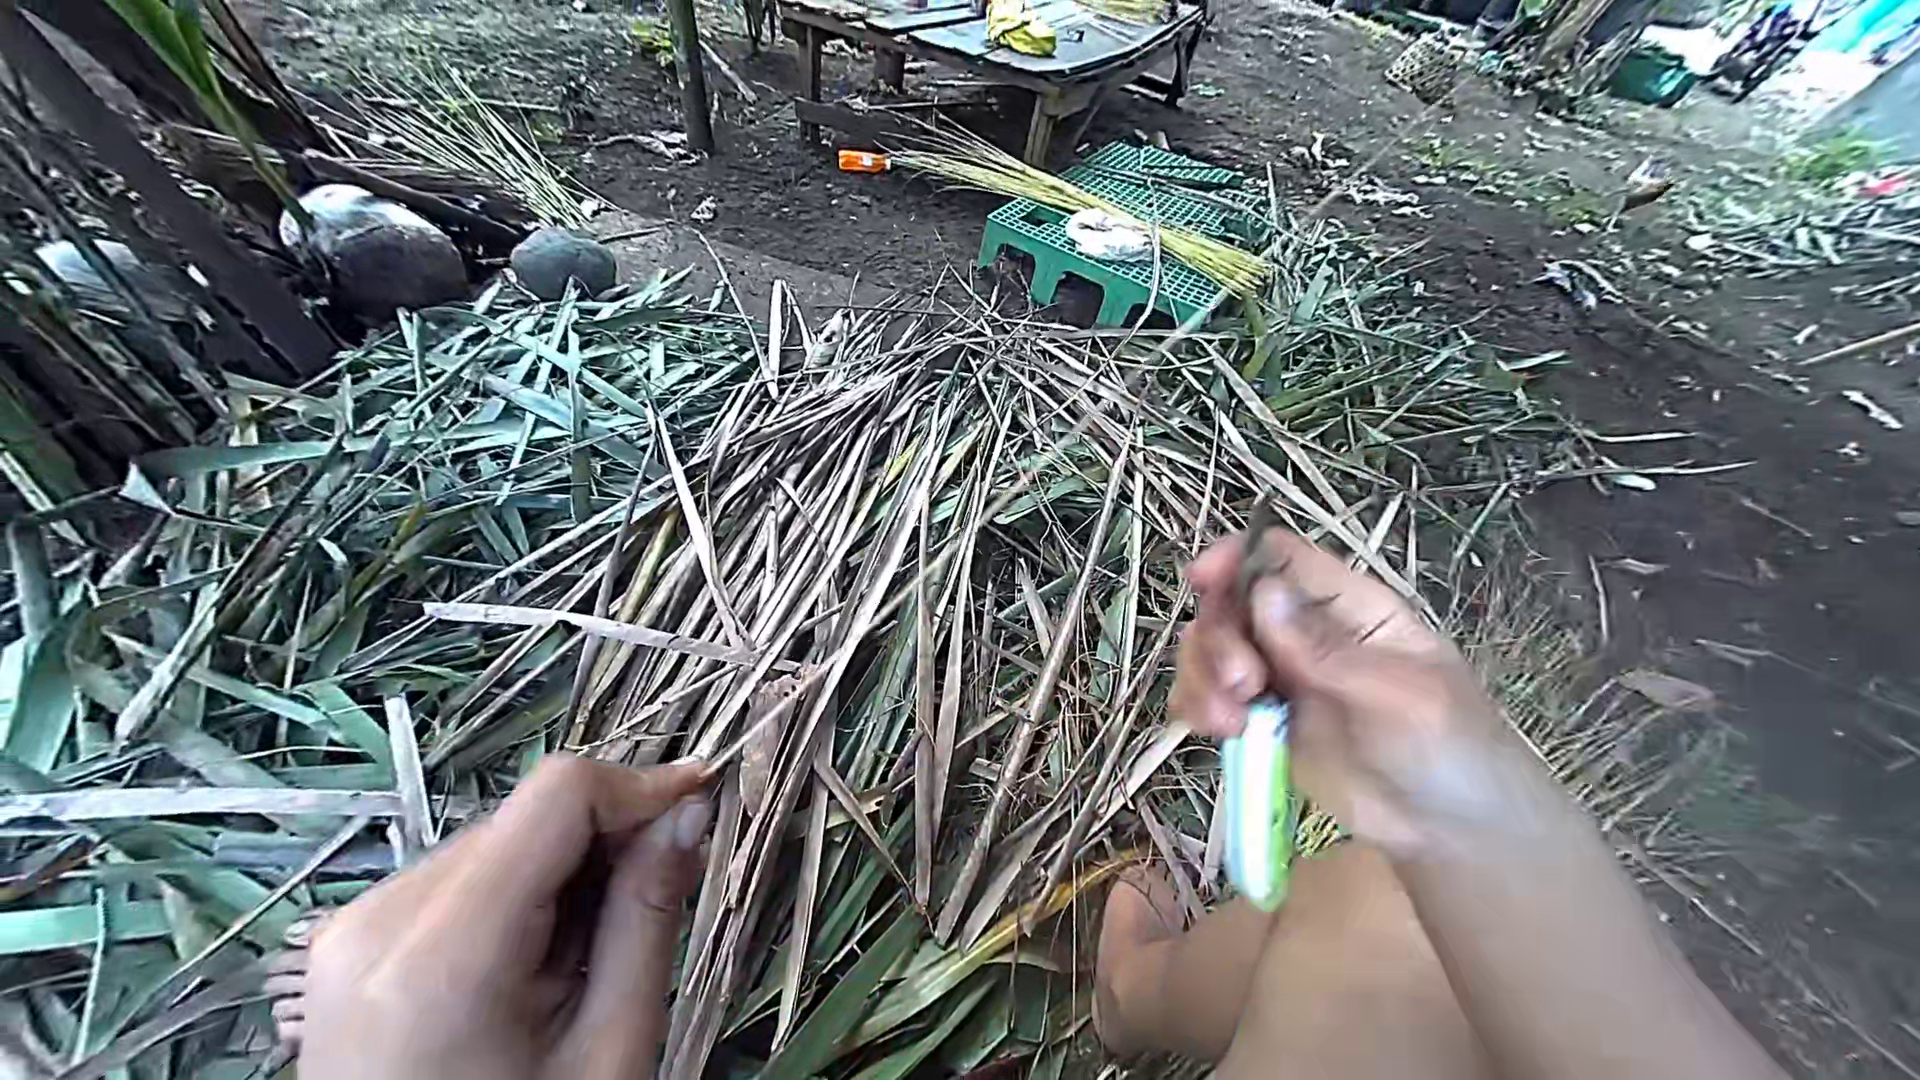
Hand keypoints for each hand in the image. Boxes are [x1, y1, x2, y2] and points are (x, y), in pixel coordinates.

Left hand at [298, 756, 709, 1079]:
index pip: (560, 793)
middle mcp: (383, 917)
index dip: (641, 787)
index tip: (699, 804)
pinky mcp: (364, 933)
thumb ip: (649, 909)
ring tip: (602, 934)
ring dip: (581, 859)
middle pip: (538, 812)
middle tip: (666, 882)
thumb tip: (691, 806)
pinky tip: (553, 943)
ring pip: (517, 830)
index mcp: (443, 955)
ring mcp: (362, 924)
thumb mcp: (613, 1041)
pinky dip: (540, 881)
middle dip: (615, 833)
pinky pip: (484, 863)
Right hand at [1171, 529, 1522, 854]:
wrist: (1451, 834)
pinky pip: (1203, 692)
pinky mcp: (1255, 714)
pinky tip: (1220, 730)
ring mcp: (1274, 673)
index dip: (1234, 557)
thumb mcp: (1402, 697)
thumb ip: (1326, 649)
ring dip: (1203, 677)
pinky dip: (1196, 704)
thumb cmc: (1452, 753)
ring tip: (1233, 721)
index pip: (1279, 556)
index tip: (1202, 580)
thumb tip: (1263, 593)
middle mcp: (1300, 630)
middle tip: (1245, 685)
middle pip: (1229, 603)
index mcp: (1347, 605)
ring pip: (1208, 647)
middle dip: (1220, 639)